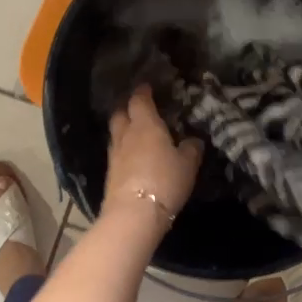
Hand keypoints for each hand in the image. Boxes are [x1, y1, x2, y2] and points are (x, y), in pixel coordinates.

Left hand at [102, 86, 202, 224]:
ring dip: (123, 129)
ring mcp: (114, 154)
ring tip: (135, 132)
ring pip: (116, 133)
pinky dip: (123, 148)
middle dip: (127, 107)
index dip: (143, 91)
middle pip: (120, 113)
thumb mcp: (188, 164)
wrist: (134, 213)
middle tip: (138, 108)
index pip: (139, 100)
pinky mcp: (109, 173)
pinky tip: (132, 155)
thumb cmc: (165, 181)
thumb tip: (192, 141)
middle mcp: (126, 134)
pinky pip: (116, 152)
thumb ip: (191, 148)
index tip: (147, 87)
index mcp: (145, 125)